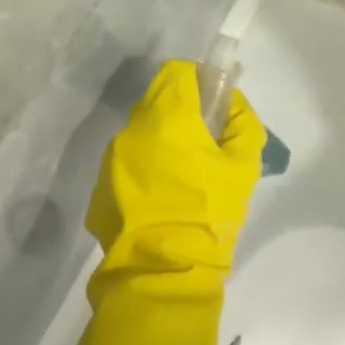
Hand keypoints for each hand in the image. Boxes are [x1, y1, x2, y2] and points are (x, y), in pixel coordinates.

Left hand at [46, 62, 265, 344]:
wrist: (162, 272)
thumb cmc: (207, 213)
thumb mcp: (244, 167)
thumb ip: (243, 125)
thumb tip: (232, 108)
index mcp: (168, 117)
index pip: (178, 72)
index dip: (199, 80)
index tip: (214, 104)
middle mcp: (133, 129)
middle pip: (159, 100)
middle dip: (184, 112)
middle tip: (206, 142)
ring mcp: (112, 158)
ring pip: (142, 131)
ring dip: (163, 140)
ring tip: (184, 175)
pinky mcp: (101, 186)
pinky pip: (129, 162)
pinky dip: (146, 167)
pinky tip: (163, 198)